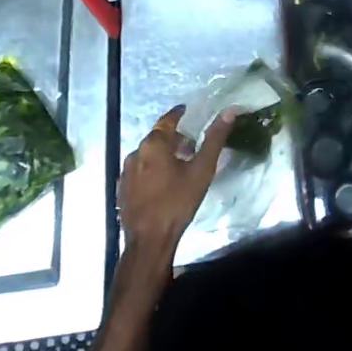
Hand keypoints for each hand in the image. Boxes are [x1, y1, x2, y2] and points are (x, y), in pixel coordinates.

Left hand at [120, 105, 235, 260]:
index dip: (179, 115)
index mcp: (153, 144)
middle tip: (191, 144)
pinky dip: (152, 169)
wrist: (150, 239)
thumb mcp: (202, 169)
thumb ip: (214, 139)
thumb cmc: (178, 201)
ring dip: (163, 155)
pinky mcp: (122, 188)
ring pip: (147, 155)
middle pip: (157, 138)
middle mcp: (135, 153)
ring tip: (180, 165)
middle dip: (174, 138)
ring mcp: (126, 172)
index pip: (167, 120)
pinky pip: (140, 170)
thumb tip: (229, 111)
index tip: (189, 112)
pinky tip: (164, 183)